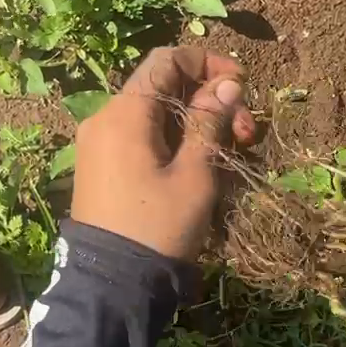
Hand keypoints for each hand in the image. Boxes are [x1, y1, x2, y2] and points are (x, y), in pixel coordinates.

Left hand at [71, 46, 258, 261]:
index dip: (208, 64)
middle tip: (247, 134)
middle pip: (164, 88)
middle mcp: (104, 119)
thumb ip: (211, 122)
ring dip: (196, 125)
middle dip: (210, 102)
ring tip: (231, 154)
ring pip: (155, 115)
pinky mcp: (101, 167)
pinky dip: (173, 142)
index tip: (241, 86)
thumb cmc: (158, 228)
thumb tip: (227, 83)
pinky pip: (141, 138)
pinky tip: (201, 166)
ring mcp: (98, 144)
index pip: (167, 60)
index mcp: (124, 113)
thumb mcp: (195, 175)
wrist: (109, 286)